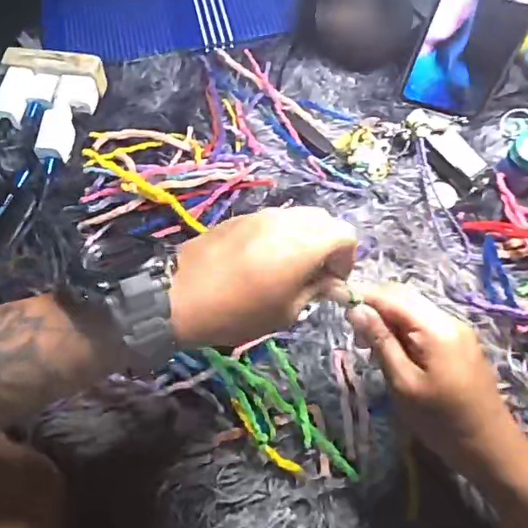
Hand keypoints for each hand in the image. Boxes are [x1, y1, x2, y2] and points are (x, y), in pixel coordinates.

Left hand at [169, 207, 356, 347]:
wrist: (180, 295)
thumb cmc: (238, 312)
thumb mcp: (285, 312)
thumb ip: (315, 291)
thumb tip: (332, 284)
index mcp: (303, 244)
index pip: (346, 234)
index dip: (347, 259)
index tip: (332, 282)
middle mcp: (285, 221)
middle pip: (324, 220)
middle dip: (328, 245)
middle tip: (315, 274)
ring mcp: (261, 215)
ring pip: (299, 216)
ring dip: (305, 238)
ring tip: (289, 268)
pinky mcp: (241, 217)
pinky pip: (274, 219)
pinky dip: (282, 234)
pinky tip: (264, 260)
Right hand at [347, 283, 521, 471]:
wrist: (492, 449)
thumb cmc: (443, 421)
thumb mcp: (403, 384)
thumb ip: (380, 342)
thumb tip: (356, 309)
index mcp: (436, 328)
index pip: (391, 296)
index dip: (362, 296)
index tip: (336, 303)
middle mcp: (449, 320)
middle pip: (403, 296)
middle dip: (374, 306)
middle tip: (354, 334)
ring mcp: (457, 331)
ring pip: (413, 309)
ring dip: (387, 318)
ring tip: (369, 345)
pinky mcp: (459, 344)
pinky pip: (424, 323)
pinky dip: (403, 329)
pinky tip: (393, 351)